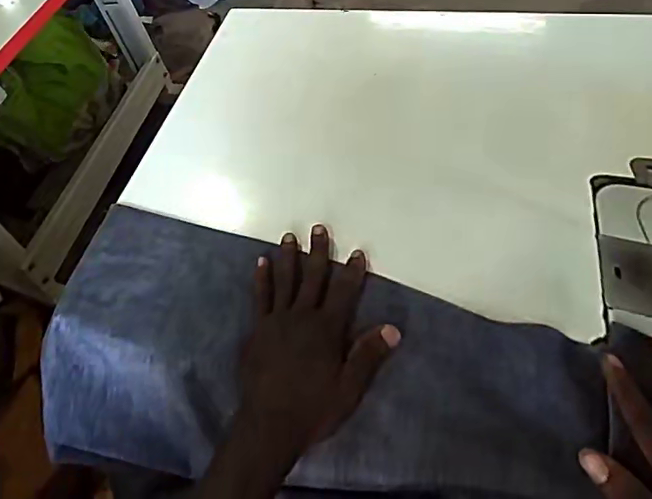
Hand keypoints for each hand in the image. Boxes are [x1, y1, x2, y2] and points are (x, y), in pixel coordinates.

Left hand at [194, 227, 398, 498]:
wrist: (269, 423)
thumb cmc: (313, 408)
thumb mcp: (348, 388)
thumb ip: (368, 355)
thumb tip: (393, 328)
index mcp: (327, 329)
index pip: (344, 292)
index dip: (352, 272)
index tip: (357, 252)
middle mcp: (302, 315)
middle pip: (313, 277)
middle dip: (318, 251)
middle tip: (318, 227)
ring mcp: (277, 319)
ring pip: (285, 280)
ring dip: (288, 256)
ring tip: (289, 236)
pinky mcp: (258, 327)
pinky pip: (261, 296)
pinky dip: (261, 278)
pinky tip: (261, 261)